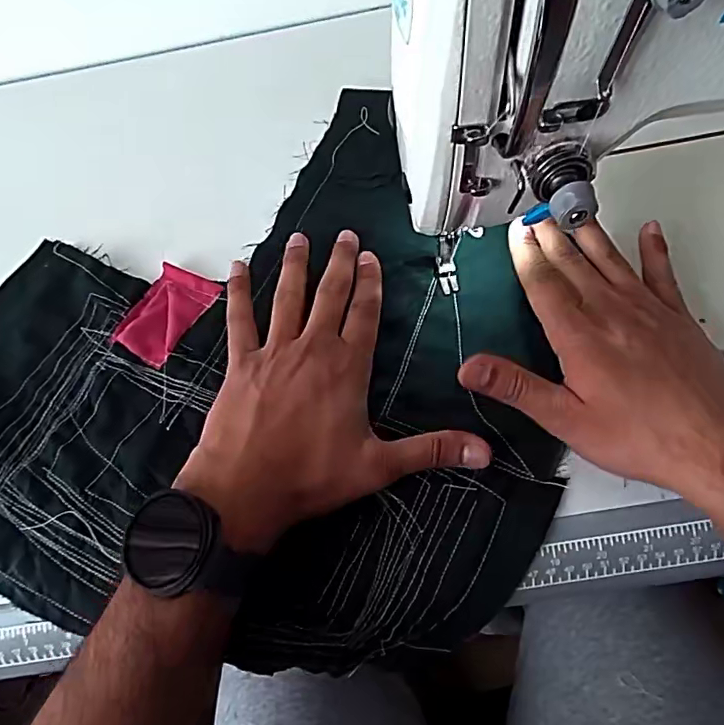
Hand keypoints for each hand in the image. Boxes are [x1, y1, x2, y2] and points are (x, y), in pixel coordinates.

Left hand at [177, 230, 490, 552]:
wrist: (245, 488)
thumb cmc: (310, 478)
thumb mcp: (377, 467)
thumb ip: (430, 451)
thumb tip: (484, 451)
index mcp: (347, 368)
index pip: (364, 314)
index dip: (370, 284)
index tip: (372, 257)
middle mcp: (311, 350)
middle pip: (330, 296)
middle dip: (341, 263)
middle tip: (346, 236)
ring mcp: (273, 353)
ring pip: (288, 298)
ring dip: (296, 266)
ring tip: (302, 239)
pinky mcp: (240, 364)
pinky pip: (240, 319)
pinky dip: (239, 292)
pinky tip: (239, 268)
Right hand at [456, 218, 723, 513]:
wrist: (718, 446)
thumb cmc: (645, 437)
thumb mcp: (565, 420)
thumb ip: (516, 388)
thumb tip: (472, 368)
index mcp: (583, 339)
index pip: (545, 286)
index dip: (527, 257)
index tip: (517, 234)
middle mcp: (615, 317)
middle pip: (575, 266)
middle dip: (552, 239)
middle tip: (537, 217)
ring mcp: (650, 314)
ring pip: (612, 262)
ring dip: (590, 236)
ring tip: (573, 215)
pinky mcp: (678, 321)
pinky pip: (662, 274)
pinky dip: (654, 250)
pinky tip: (650, 233)